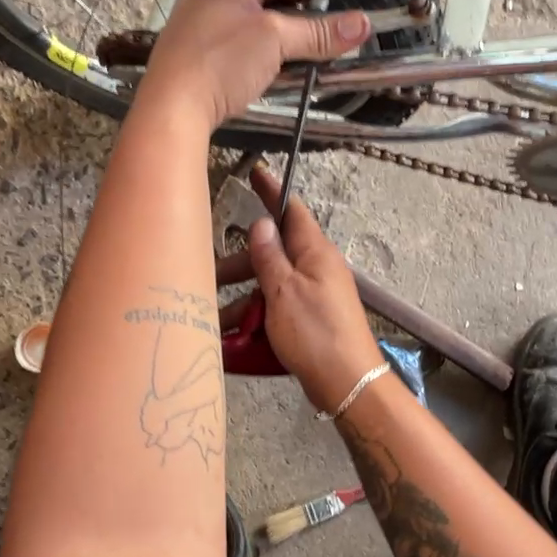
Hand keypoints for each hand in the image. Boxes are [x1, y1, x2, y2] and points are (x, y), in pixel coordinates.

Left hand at [136, 0, 371, 127]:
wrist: (173, 107)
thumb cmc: (217, 63)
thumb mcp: (277, 42)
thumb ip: (319, 32)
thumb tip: (361, 24)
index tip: (329, 22)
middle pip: (266, 1)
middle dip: (291, 24)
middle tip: (309, 48)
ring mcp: (197, 22)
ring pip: (250, 26)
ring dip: (272, 45)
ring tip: (285, 65)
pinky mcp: (193, 52)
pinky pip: (233, 47)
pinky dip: (250, 59)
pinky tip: (258, 77)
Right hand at [234, 165, 384, 411]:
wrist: (348, 383)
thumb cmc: (315, 334)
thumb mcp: (284, 291)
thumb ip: (270, 256)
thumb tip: (262, 223)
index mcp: (315, 253)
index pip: (292, 211)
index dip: (272, 192)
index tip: (255, 173)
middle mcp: (317, 269)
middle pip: (272, 254)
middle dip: (238, 265)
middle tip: (208, 278)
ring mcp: (315, 296)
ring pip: (270, 287)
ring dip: (243, 301)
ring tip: (215, 321)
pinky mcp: (310, 322)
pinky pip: (277, 310)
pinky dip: (256, 319)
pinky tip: (234, 338)